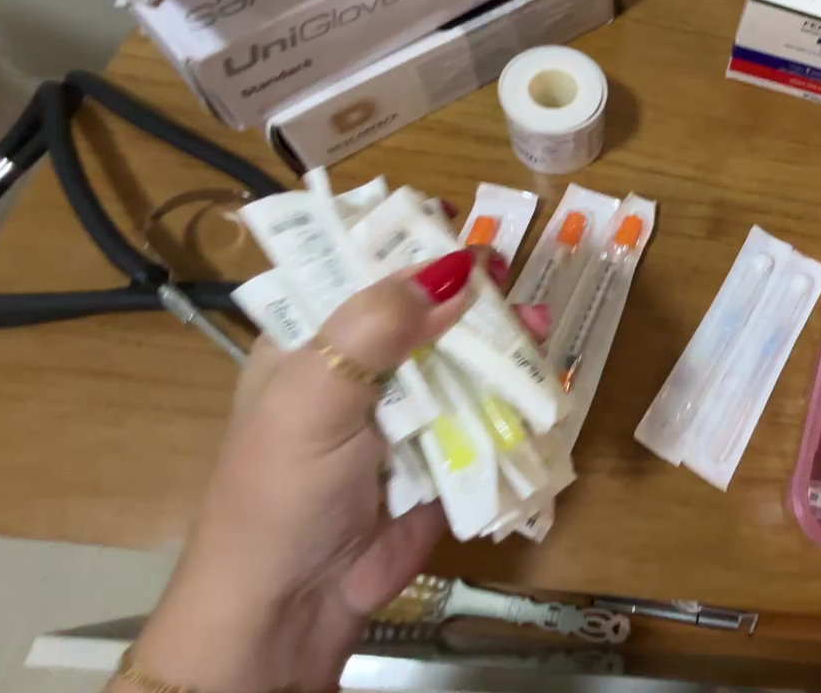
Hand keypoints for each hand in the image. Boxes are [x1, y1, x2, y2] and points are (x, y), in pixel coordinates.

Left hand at [116, 250, 543, 692]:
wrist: (297, 607)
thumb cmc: (282, 497)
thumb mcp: (311, 404)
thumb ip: (374, 332)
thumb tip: (454, 270)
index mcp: (315, 340)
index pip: (357, 267)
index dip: (402, 237)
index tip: (450, 213)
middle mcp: (364, 362)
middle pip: (424, 304)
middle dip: (468, 285)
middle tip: (505, 269)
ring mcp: (408, 402)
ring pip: (463, 348)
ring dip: (502, 331)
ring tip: (538, 322)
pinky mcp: (444, 439)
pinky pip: (485, 398)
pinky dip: (514, 382)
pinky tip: (539, 373)